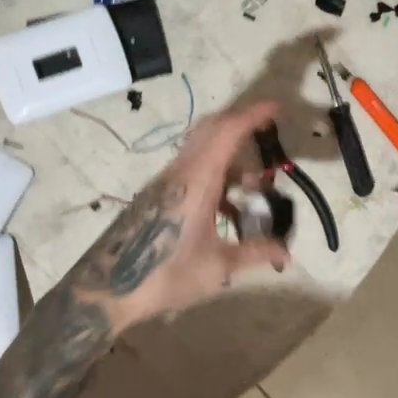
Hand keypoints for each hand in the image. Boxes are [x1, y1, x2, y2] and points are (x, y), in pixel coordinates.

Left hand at [79, 101, 290, 327]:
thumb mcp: (218, 267)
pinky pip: (190, 169)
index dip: (252, 116)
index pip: (226, 133)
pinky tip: (227, 207)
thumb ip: (256, 253)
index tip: (275, 108)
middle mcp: (179, 173)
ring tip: (254, 184)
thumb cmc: (166, 275)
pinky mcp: (156, 195)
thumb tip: (287, 253)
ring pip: (199, 150)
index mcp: (196, 182)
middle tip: (267, 135)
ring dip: (228, 155)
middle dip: (240, 126)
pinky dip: (214, 173)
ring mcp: (164, 183)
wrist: (109, 289)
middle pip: (210, 131)